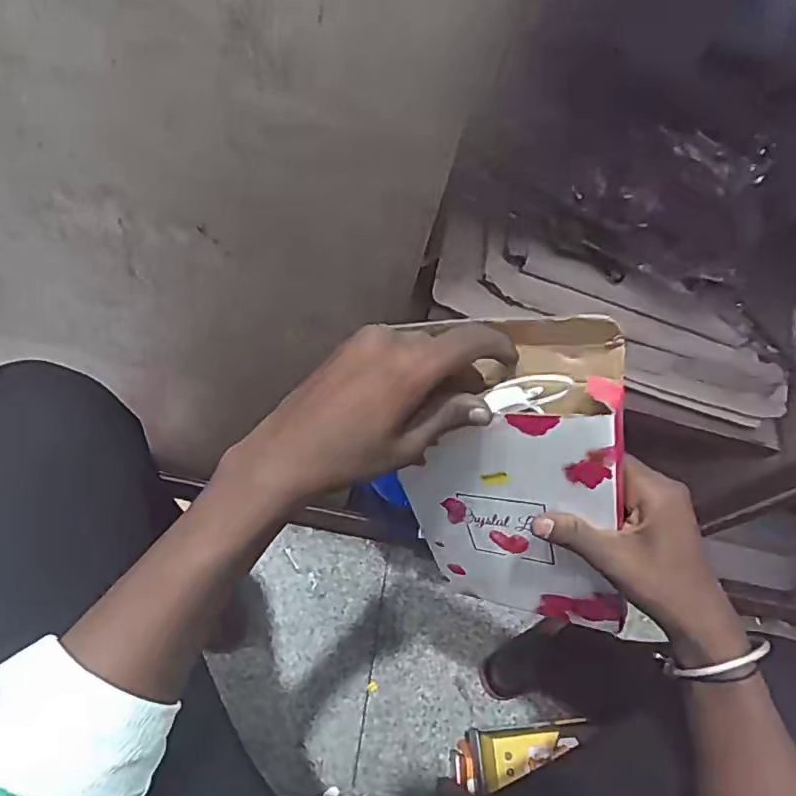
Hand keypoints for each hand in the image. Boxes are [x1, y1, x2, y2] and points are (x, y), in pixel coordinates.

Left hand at [221, 324, 516, 501]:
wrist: (285, 452)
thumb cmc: (348, 457)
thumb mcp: (405, 446)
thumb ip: (447, 418)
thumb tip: (483, 407)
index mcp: (411, 364)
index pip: (471, 339)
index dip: (498, 348)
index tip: (511, 364)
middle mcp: (392, 339)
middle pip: (445, 344)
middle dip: (465, 369)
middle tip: (469, 403)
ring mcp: (367, 338)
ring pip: (420, 345)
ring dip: (437, 368)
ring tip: (435, 406)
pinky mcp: (350, 345)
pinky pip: (395, 347)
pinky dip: (412, 365)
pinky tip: (405, 397)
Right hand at [532, 455, 750, 663]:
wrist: (696, 619)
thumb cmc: (659, 583)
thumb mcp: (612, 557)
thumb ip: (575, 534)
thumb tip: (538, 520)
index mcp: (658, 490)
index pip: (615, 462)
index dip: (582, 464)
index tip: (549, 468)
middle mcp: (664, 493)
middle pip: (615, 479)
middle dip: (581, 487)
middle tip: (544, 489)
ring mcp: (664, 510)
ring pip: (618, 497)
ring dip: (590, 506)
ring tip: (553, 507)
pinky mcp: (660, 527)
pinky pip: (625, 513)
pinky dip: (603, 519)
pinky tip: (576, 529)